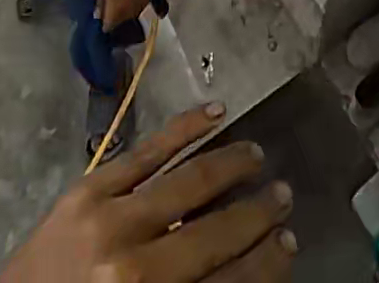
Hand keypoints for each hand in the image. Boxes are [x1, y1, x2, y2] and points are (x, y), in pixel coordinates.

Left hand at [1, 103, 295, 282]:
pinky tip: (214, 114)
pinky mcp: (89, 186)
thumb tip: (244, 263)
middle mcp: (138, 264)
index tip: (289, 243)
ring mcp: (111, 217)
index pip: (229, 282)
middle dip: (256, 212)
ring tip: (257, 154)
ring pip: (187, 181)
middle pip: (214, 230)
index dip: (266, 263)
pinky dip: (185, 129)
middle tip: (283, 194)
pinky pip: (147, 152)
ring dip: (228, 163)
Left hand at [95, 0, 153, 27]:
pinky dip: (134, 1)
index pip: (108, 27)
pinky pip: (139, 4)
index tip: (100, 16)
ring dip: (125, 9)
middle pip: (120, 22)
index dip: (103, 23)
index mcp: (116, 14)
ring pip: (130, 14)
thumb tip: (98, 16)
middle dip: (114, 16)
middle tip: (109, 3)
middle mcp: (130, 15)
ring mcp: (141, 6)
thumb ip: (99, 3)